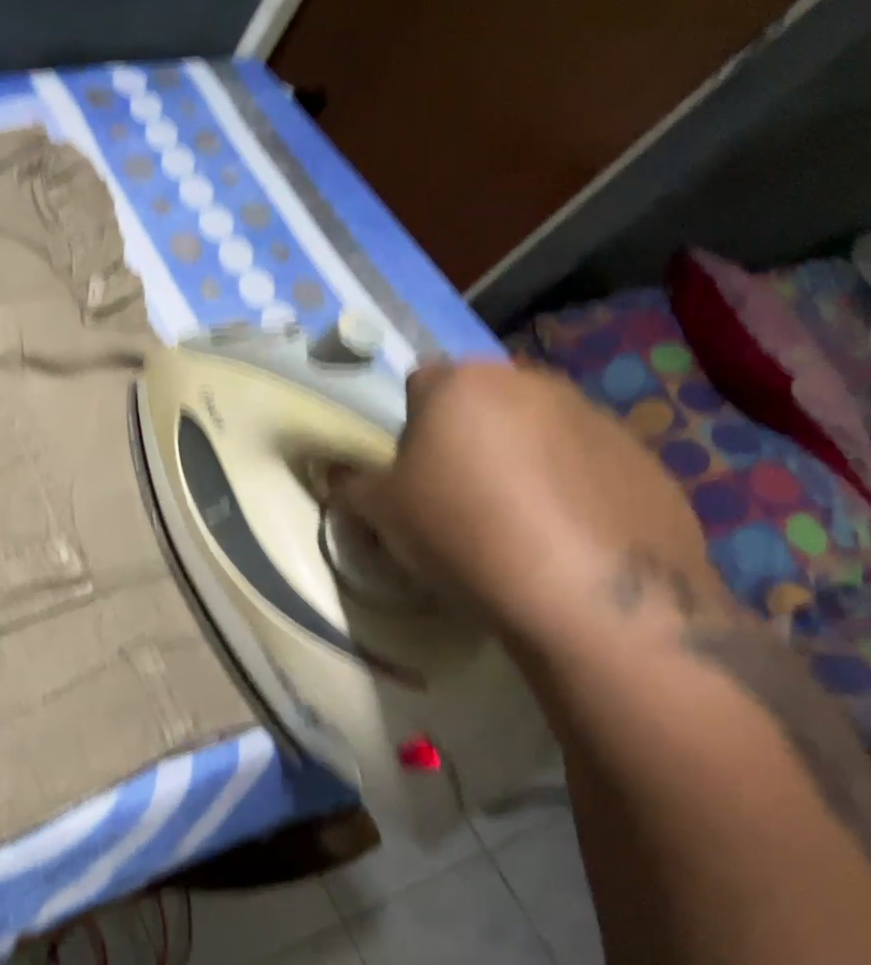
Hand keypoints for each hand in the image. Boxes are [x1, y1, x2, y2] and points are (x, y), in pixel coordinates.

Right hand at [332, 359, 732, 647]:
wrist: (592, 598)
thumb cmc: (462, 533)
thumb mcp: (381, 513)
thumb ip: (350, 484)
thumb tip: (333, 473)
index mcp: (462, 384)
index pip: (420, 383)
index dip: (408, 425)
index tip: (410, 470)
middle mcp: (533, 384)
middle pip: (485, 402)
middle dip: (470, 436)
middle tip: (457, 493)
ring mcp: (598, 420)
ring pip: (540, 430)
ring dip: (523, 460)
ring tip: (516, 522)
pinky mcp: (648, 462)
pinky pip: (590, 466)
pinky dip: (573, 490)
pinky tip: (564, 539)